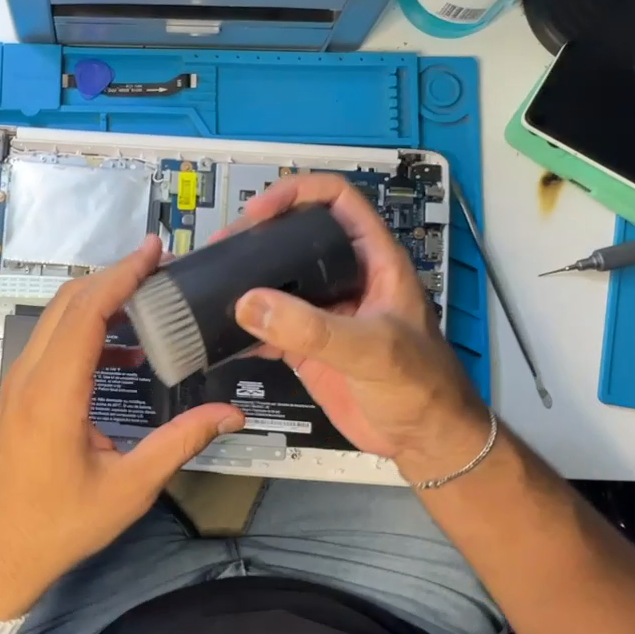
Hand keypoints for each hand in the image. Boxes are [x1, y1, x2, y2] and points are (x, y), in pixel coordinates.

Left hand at [0, 236, 243, 619]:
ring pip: (56, 321)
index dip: (123, 274)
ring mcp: (18, 384)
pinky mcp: (18, 397)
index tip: (155, 250)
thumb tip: (229, 415)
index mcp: (55, 392)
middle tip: (160, 270)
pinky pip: (51, 346)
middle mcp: (30, 376)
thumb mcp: (127, 489)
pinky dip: (85, 333)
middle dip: (114, 278)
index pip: (88, 310)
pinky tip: (122, 353)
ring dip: (99, 303)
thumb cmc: (58, 526)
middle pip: (69, 303)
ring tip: (149, 304)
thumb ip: (178, 444)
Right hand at [227, 174, 490, 481]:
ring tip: (210, 285)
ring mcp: (323, 314)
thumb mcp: (372, 350)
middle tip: (222, 249)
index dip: (298, 194)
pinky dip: (242, 330)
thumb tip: (251, 305)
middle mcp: (344, 280)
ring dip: (244, 282)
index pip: (337, 201)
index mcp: (374, 261)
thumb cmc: (422, 386)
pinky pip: (267, 329)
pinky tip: (220, 335)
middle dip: (257, 237)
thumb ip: (312, 329)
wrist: (423, 439)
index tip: (259, 212)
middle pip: (295, 238)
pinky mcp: (305, 347)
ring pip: (276, 282)